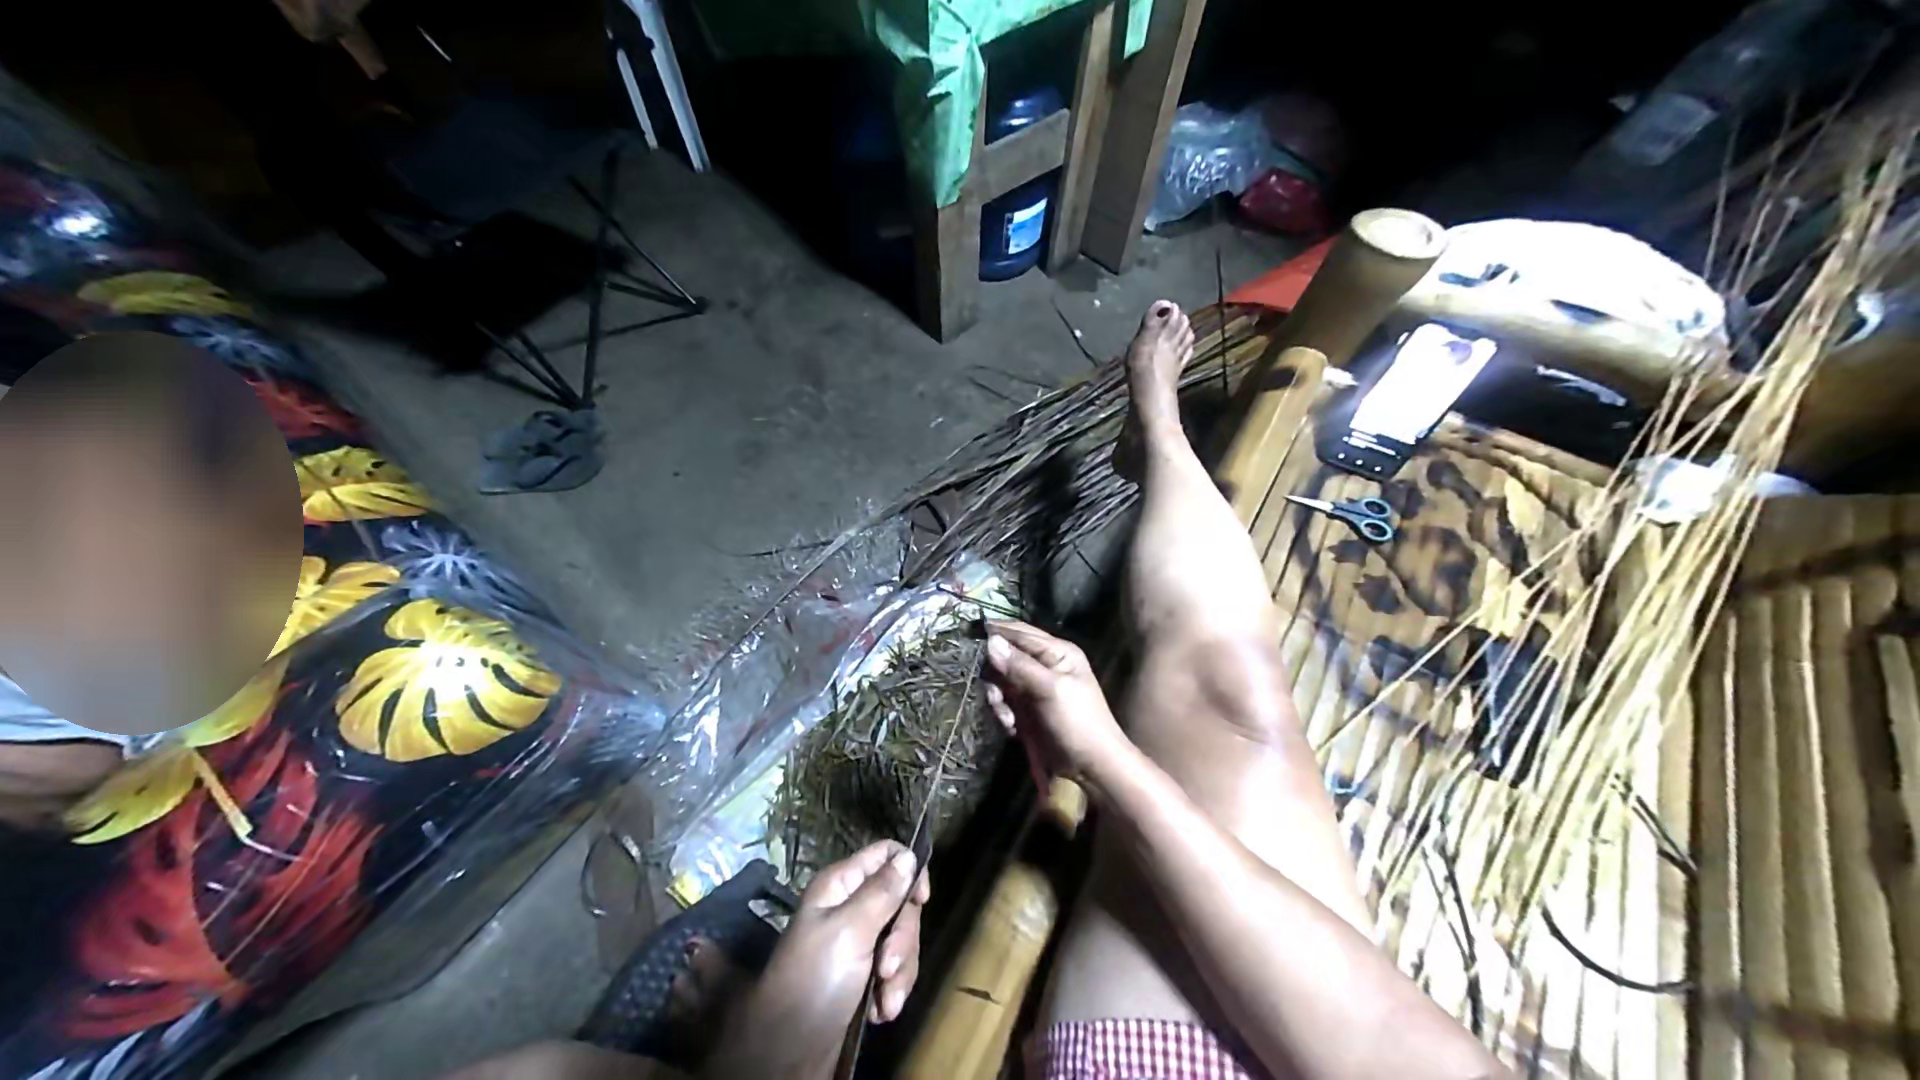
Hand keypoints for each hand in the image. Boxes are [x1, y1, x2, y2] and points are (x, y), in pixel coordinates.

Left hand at [790, 839, 929, 1024]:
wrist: (788, 1054)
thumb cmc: (814, 980)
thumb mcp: (849, 931)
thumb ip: (882, 891)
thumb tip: (909, 855)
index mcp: (841, 885)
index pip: (885, 855)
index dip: (909, 870)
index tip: (920, 900)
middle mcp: (850, 907)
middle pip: (900, 901)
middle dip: (903, 939)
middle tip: (886, 967)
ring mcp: (858, 942)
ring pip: (902, 939)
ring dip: (900, 972)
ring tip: (884, 1002)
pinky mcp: (864, 975)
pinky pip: (896, 970)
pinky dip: (893, 991)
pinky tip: (880, 1011)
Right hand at [982, 620, 1129, 788]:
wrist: (1089, 770)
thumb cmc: (1077, 724)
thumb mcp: (1051, 690)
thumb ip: (1019, 665)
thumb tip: (990, 640)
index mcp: (1056, 652)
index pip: (1017, 632)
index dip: (993, 634)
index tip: (967, 640)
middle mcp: (1043, 665)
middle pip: (1004, 655)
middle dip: (995, 674)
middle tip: (997, 695)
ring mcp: (1033, 688)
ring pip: (999, 680)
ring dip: (997, 698)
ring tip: (1007, 717)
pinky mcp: (1025, 710)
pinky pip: (1002, 702)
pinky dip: (1002, 713)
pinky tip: (1011, 727)